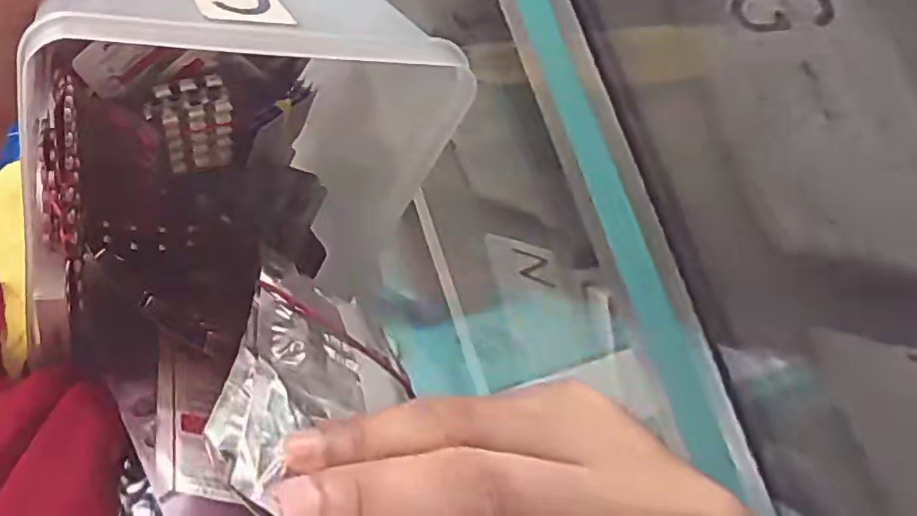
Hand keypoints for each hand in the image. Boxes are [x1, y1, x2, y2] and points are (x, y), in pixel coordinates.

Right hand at [272, 382, 746, 515]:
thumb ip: (455, 512)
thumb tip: (363, 499)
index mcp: (629, 500)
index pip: (476, 482)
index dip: (376, 489)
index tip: (296, 501)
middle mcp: (611, 441)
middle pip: (460, 428)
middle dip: (363, 450)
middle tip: (287, 464)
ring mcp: (596, 417)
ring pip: (464, 410)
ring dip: (387, 436)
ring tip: (320, 449)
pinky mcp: (580, 412)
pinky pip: (485, 418)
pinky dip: (431, 437)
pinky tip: (388, 447)